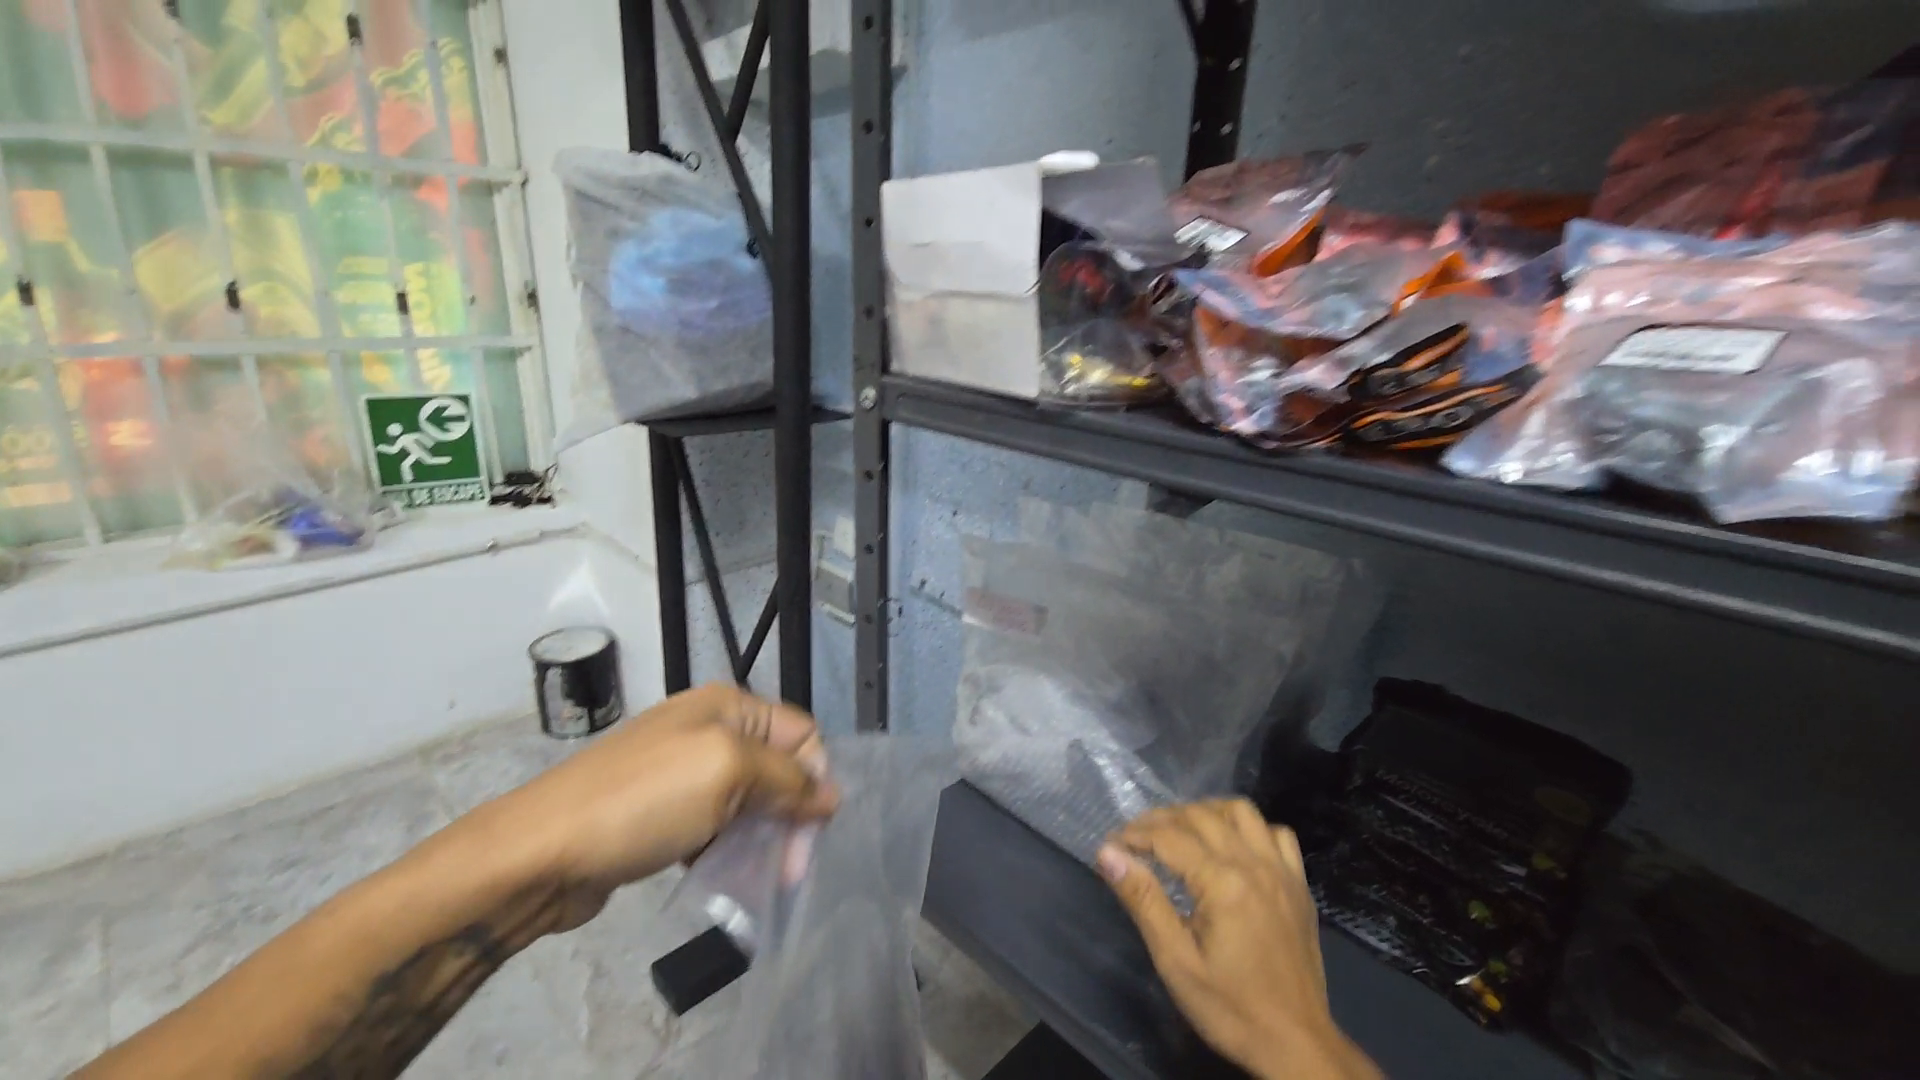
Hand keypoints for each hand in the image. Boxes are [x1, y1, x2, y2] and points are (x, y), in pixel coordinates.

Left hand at [462, 683, 838, 931]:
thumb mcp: (726, 771)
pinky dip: (730, 850)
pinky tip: (726, 878)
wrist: (541, 851)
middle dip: (792, 815)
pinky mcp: (664, 813)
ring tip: (761, 880)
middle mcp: (709, 731)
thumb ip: (787, 778)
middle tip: (790, 869)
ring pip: (749, 802)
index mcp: (727, 706)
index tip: (813, 831)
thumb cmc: (642, 801)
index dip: (815, 778)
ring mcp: (683, 773)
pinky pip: (717, 827)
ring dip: (763, 838)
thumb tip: (831, 794)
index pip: (801, 733)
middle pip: (778, 769)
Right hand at [1097, 800, 1379, 1079]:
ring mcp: (1283, 872)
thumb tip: (1107, 854)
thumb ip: (1143, 899)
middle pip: (1201, 816)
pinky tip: (1232, 847)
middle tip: (1134, 838)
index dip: (1134, 835)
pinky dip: (1249, 828)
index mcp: (1223, 882)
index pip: (1168, 837)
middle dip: (1161, 819)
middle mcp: (1255, 864)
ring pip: (1241, 811)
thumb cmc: (1230, 1008)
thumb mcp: (1175, 960)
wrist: (1297, 1046)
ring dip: (1205, 812)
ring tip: (1180, 831)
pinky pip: (1276, 833)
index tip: (1110, 846)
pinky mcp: (1299, 885)